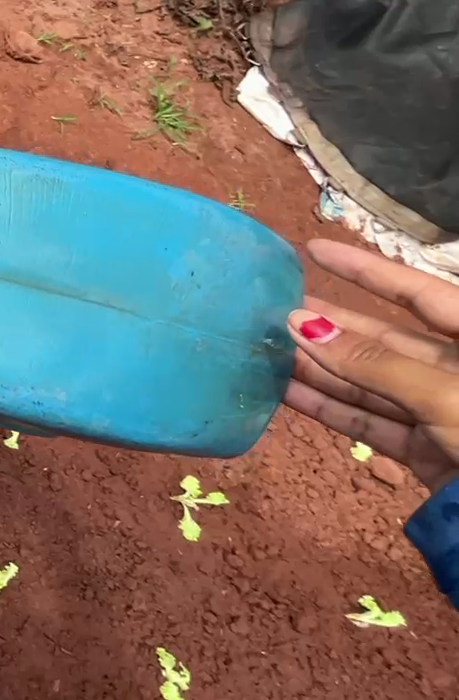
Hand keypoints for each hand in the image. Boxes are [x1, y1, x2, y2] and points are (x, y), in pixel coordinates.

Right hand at [281, 238, 458, 491]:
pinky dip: (324, 408)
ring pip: (368, 383)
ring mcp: (446, 414)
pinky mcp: (428, 451)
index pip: (423, 295)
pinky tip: (280, 390)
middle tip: (267, 307)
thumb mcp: (450, 396)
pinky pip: (367, 422)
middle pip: (387, 341)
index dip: (368, 270)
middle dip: (328, 325)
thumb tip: (299, 322)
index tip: (311, 248)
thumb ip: (375, 363)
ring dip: (315, 368)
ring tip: (259, 347)